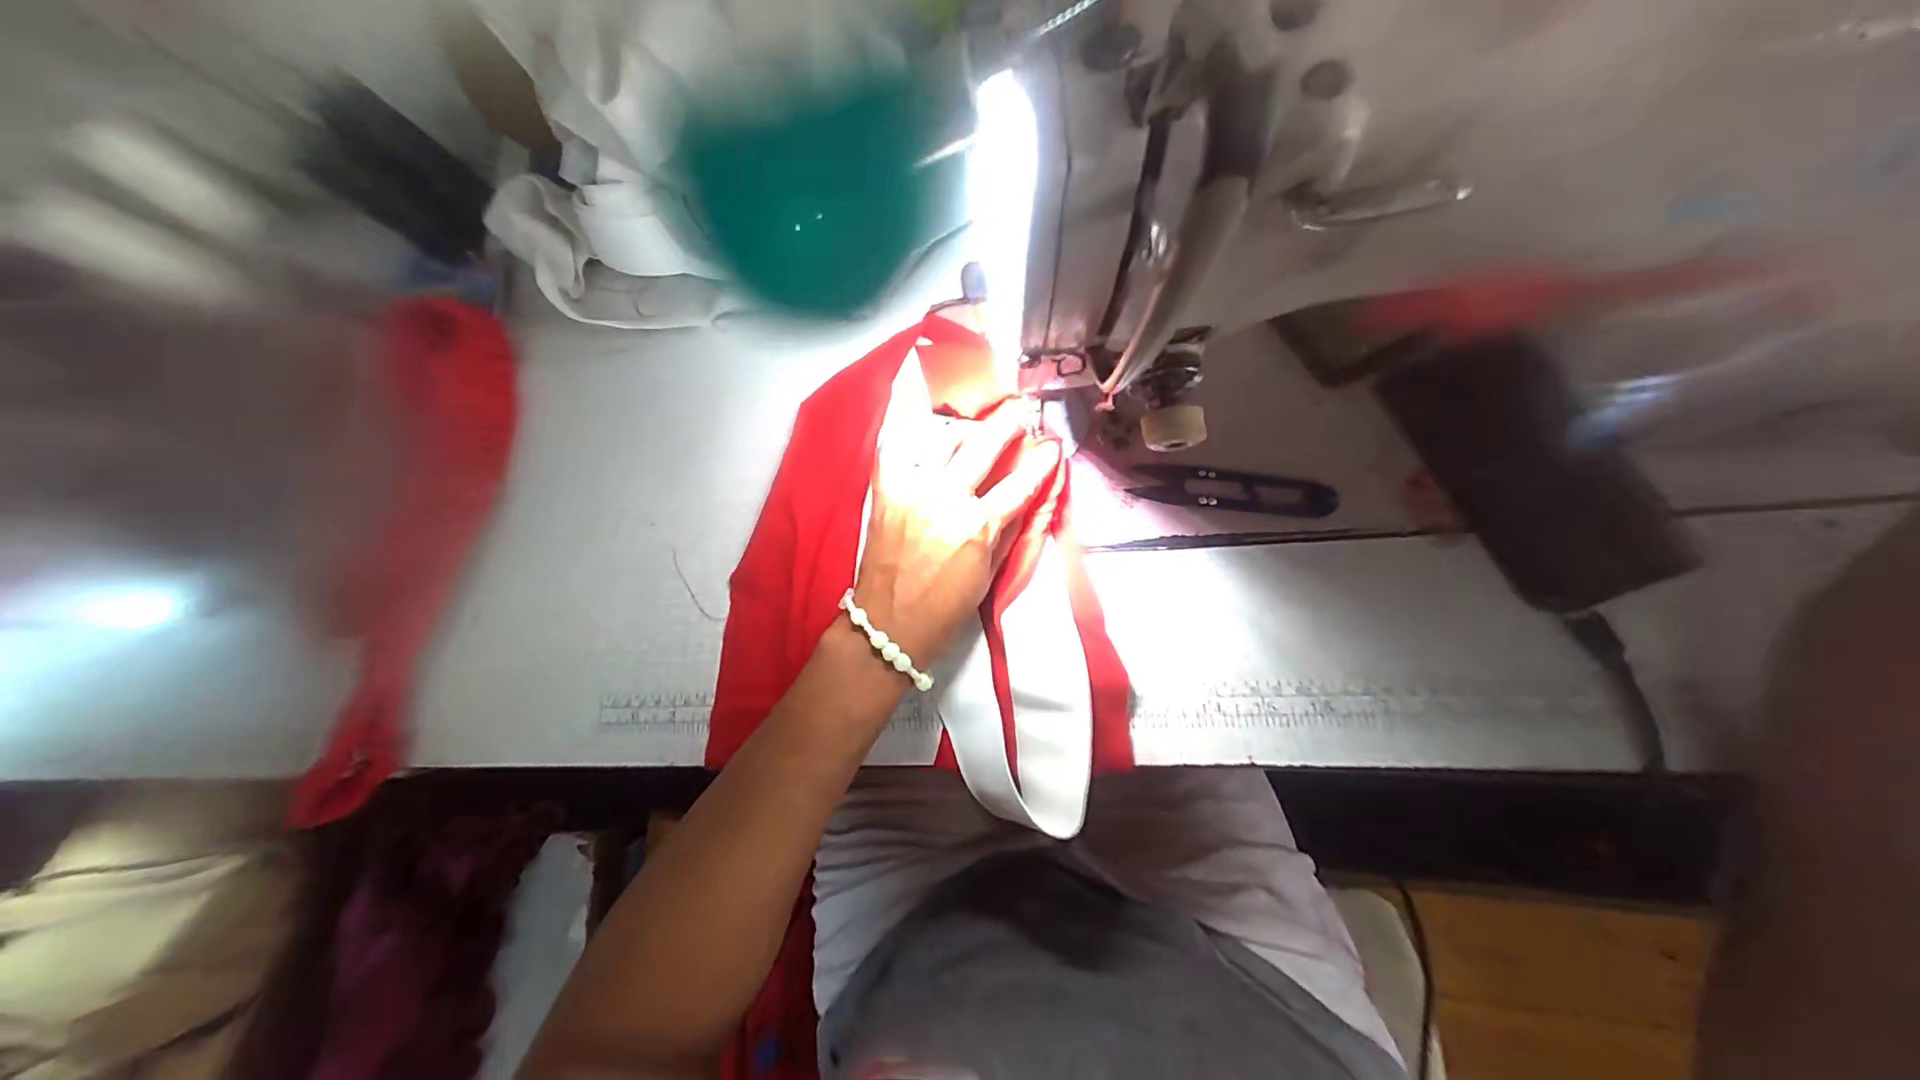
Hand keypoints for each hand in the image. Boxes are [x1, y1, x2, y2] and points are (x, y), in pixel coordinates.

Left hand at [850, 412, 1061, 669]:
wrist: (888, 624)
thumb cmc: (944, 608)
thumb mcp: (990, 572)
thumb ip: (1011, 527)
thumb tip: (1031, 493)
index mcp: (976, 527)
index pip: (1020, 483)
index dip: (1042, 462)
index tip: (1053, 445)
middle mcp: (944, 499)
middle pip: (983, 446)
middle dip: (1008, 424)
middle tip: (1020, 413)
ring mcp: (911, 489)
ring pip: (942, 436)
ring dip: (965, 424)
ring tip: (975, 421)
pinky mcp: (885, 488)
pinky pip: (896, 442)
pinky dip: (907, 422)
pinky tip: (917, 404)